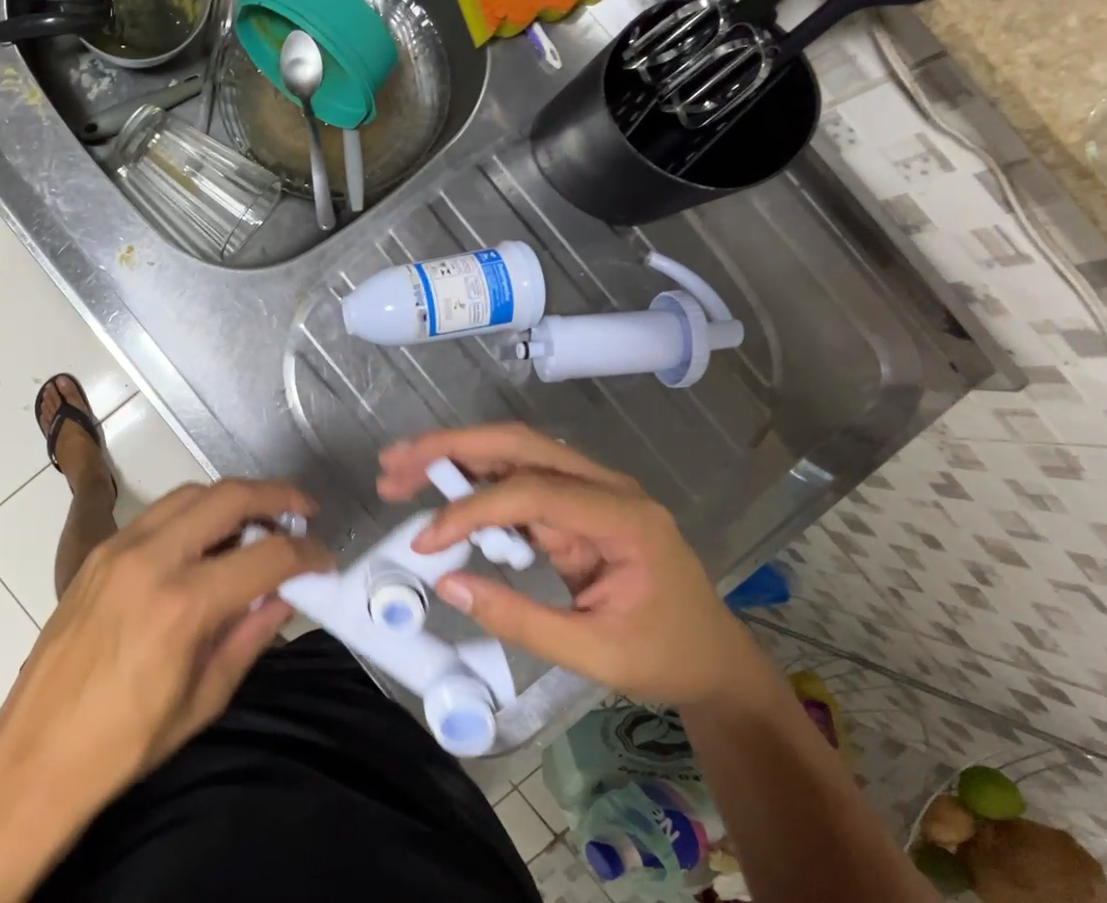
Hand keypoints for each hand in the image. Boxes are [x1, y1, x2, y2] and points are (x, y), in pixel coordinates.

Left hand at [0, 479, 331, 814]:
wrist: (39, 749)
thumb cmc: (127, 741)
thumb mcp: (204, 698)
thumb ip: (249, 636)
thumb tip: (283, 596)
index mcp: (183, 604)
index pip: (266, 555)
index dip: (308, 553)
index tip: (326, 560)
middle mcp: (150, 559)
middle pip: (227, 497)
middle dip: (276, 497)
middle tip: (305, 512)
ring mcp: (118, 549)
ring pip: (189, 493)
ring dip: (232, 498)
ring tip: (260, 523)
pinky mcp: (97, 553)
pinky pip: (157, 513)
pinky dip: (193, 513)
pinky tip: (208, 541)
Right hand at [377, 424, 762, 708]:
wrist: (713, 660)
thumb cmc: (665, 657)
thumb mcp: (595, 654)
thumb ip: (520, 620)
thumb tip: (447, 584)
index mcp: (624, 519)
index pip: (533, 491)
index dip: (472, 510)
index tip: (426, 543)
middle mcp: (607, 489)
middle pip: (520, 445)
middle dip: (451, 449)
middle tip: (394, 465)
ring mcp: (590, 493)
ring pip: (513, 453)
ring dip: (454, 457)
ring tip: (398, 471)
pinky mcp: (574, 506)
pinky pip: (516, 482)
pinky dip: (472, 483)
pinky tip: (434, 492)